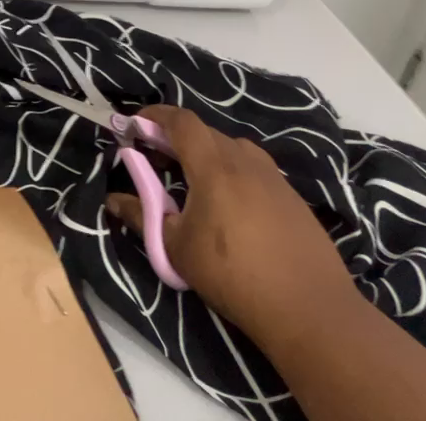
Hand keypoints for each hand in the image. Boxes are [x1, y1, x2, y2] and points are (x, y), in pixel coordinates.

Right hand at [104, 105, 360, 340]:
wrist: (312, 311)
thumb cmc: (233, 275)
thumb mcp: (176, 248)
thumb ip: (142, 216)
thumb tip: (113, 200)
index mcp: (214, 167)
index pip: (182, 122)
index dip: (156, 115)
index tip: (135, 125)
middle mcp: (246, 163)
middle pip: (207, 133)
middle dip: (177, 138)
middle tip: (156, 159)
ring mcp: (276, 181)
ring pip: (234, 150)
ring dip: (207, 154)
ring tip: (193, 181)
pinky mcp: (294, 201)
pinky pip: (256, 171)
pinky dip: (233, 173)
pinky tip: (229, 206)